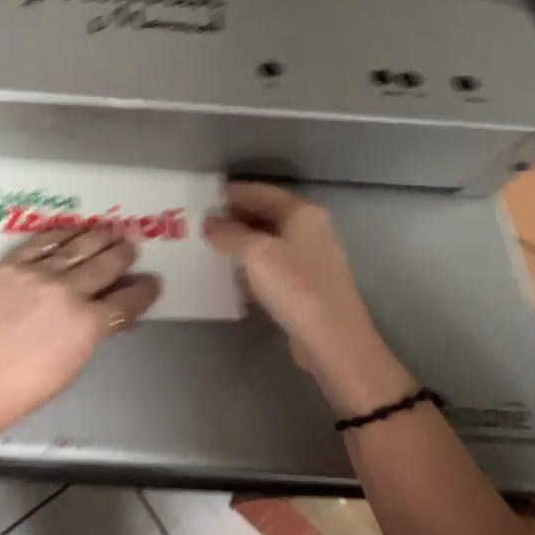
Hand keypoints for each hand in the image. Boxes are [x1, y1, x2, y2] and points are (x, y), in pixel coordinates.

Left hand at [0, 230, 161, 441]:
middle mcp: (68, 292)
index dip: (143, 290)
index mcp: (88, 324)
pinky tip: (72, 230)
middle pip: (105, 265)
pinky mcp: (13, 264)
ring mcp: (39, 273)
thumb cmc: (24, 387)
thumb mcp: (73, 364)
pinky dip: (61, 233)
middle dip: (123, 253)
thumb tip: (107, 315)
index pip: (127, 301)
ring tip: (111, 230)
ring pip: (78, 247)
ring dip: (98, 237)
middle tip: (133, 243)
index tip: (153, 281)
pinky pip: (43, 241)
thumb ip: (93, 333)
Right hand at [204, 183, 413, 415]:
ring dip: (240, 244)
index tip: (203, 196)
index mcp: (304, 214)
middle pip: (266, 216)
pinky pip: (271, 268)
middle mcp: (310, 231)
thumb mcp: (255, 253)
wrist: (333, 342)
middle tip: (200, 222)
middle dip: (234, 218)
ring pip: (267, 243)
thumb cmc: (296, 286)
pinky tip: (229, 276)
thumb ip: (229, 233)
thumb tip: (209, 223)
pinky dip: (250, 267)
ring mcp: (309, 261)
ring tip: (208, 246)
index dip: (233, 192)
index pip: (262, 192)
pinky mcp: (305, 288)